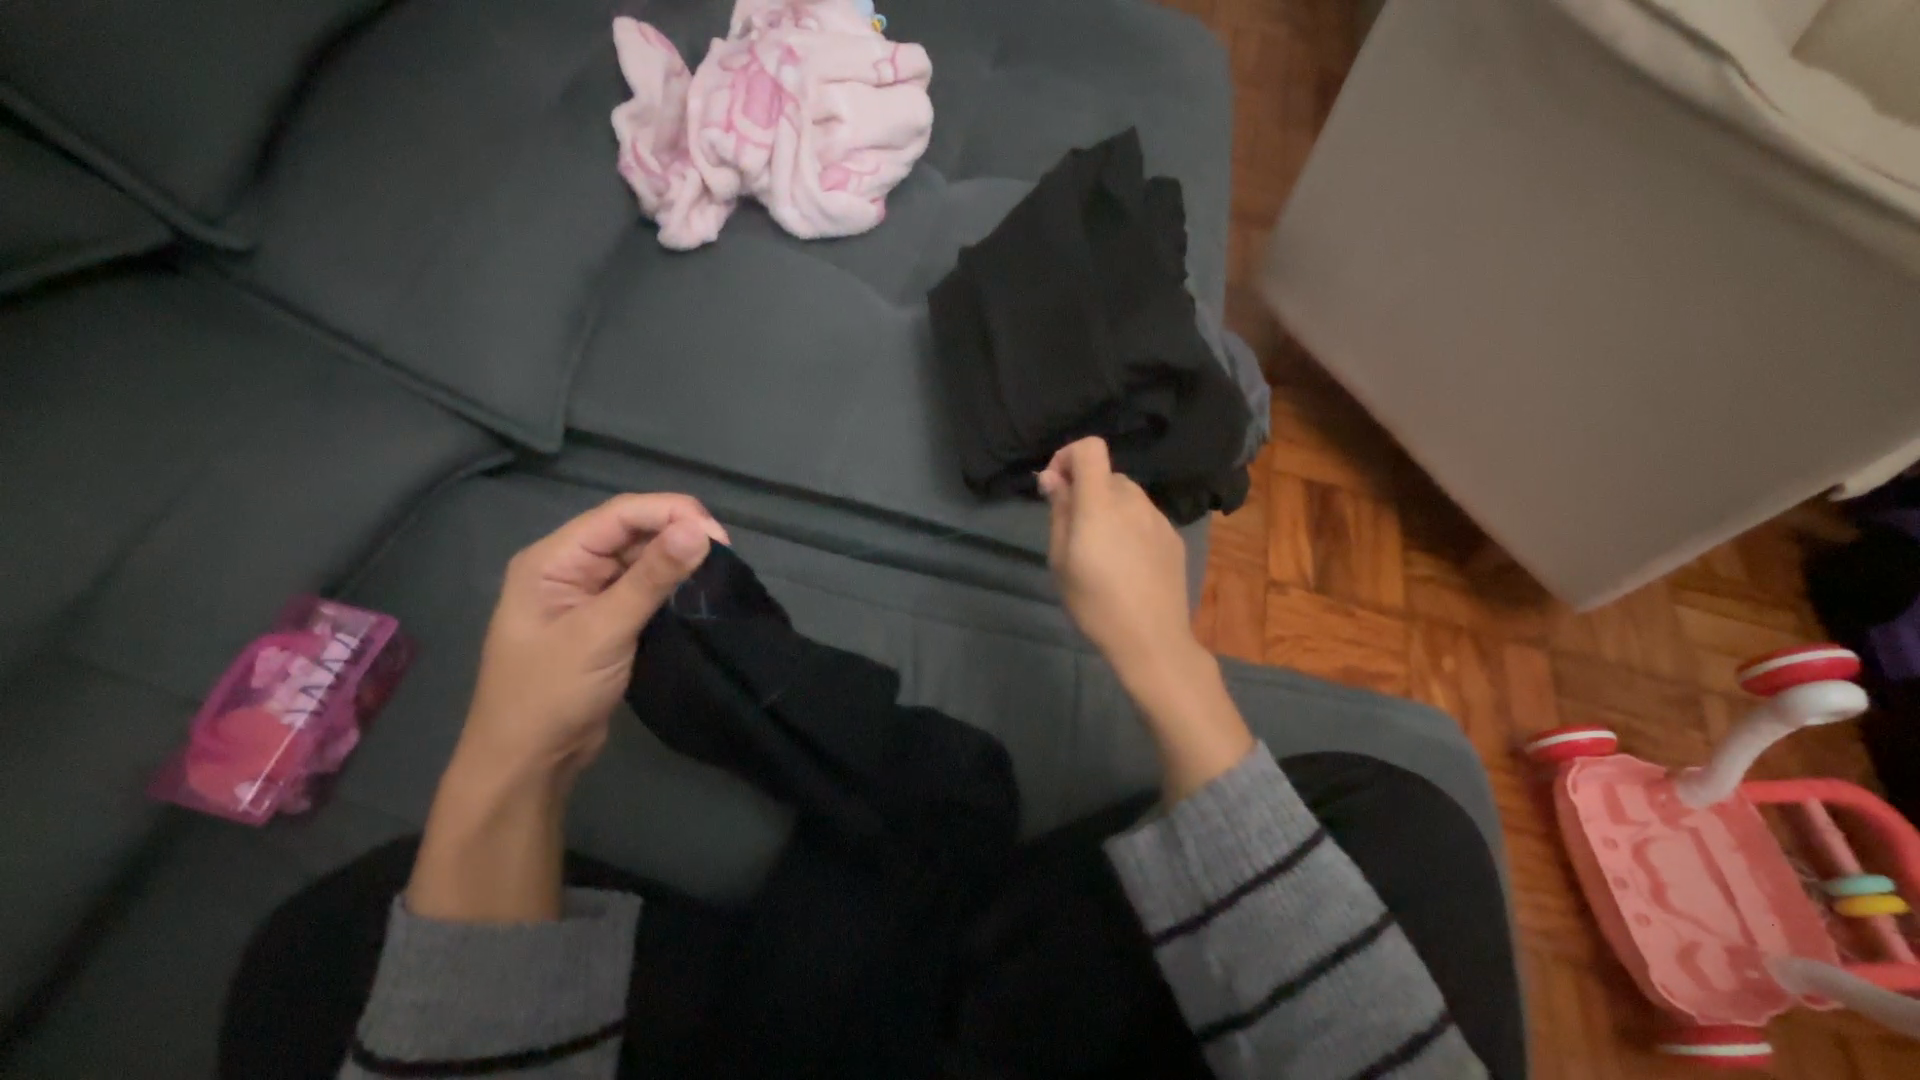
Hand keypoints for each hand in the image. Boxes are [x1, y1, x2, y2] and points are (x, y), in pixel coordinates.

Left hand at [409, 493, 727, 923]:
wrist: (528, 762)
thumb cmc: (551, 693)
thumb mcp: (603, 632)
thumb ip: (651, 579)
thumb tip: (699, 531)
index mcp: (553, 559)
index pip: (620, 514)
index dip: (672, 514)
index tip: (720, 538)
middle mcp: (568, 567)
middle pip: (632, 531)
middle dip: (678, 534)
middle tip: (725, 557)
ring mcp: (586, 595)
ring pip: (640, 560)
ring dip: (677, 561)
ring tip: (719, 572)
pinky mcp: (605, 621)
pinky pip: (642, 589)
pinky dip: (670, 586)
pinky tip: (697, 593)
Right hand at [1039, 438, 1251, 800]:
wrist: (1152, 640)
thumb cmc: (1095, 604)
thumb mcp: (1061, 560)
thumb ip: (1059, 512)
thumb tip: (1053, 479)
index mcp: (1101, 503)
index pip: (1090, 448)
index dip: (1067, 456)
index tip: (1054, 486)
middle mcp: (1134, 501)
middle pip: (1107, 475)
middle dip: (1085, 490)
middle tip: (1071, 530)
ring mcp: (1158, 519)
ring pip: (1127, 497)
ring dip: (1108, 509)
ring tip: (1100, 552)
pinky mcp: (1173, 539)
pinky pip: (1144, 519)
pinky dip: (1129, 527)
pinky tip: (1126, 565)